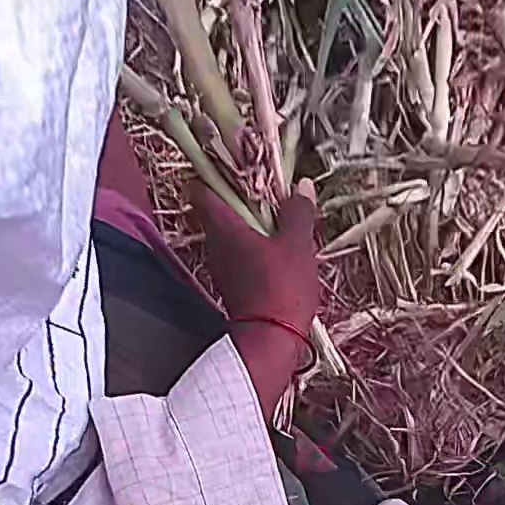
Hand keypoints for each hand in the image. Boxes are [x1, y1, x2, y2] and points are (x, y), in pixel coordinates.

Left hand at [191, 178, 320, 334]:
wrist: (271, 341)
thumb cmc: (281, 288)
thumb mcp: (297, 244)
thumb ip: (297, 213)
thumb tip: (301, 186)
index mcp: (224, 228)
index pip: (203, 190)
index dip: (212, 172)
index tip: (231, 162)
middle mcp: (216, 246)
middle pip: (220, 211)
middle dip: (240, 197)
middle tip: (267, 188)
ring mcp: (222, 269)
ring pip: (232, 235)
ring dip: (250, 225)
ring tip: (279, 218)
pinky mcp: (233, 287)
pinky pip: (240, 256)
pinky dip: (254, 247)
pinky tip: (277, 249)